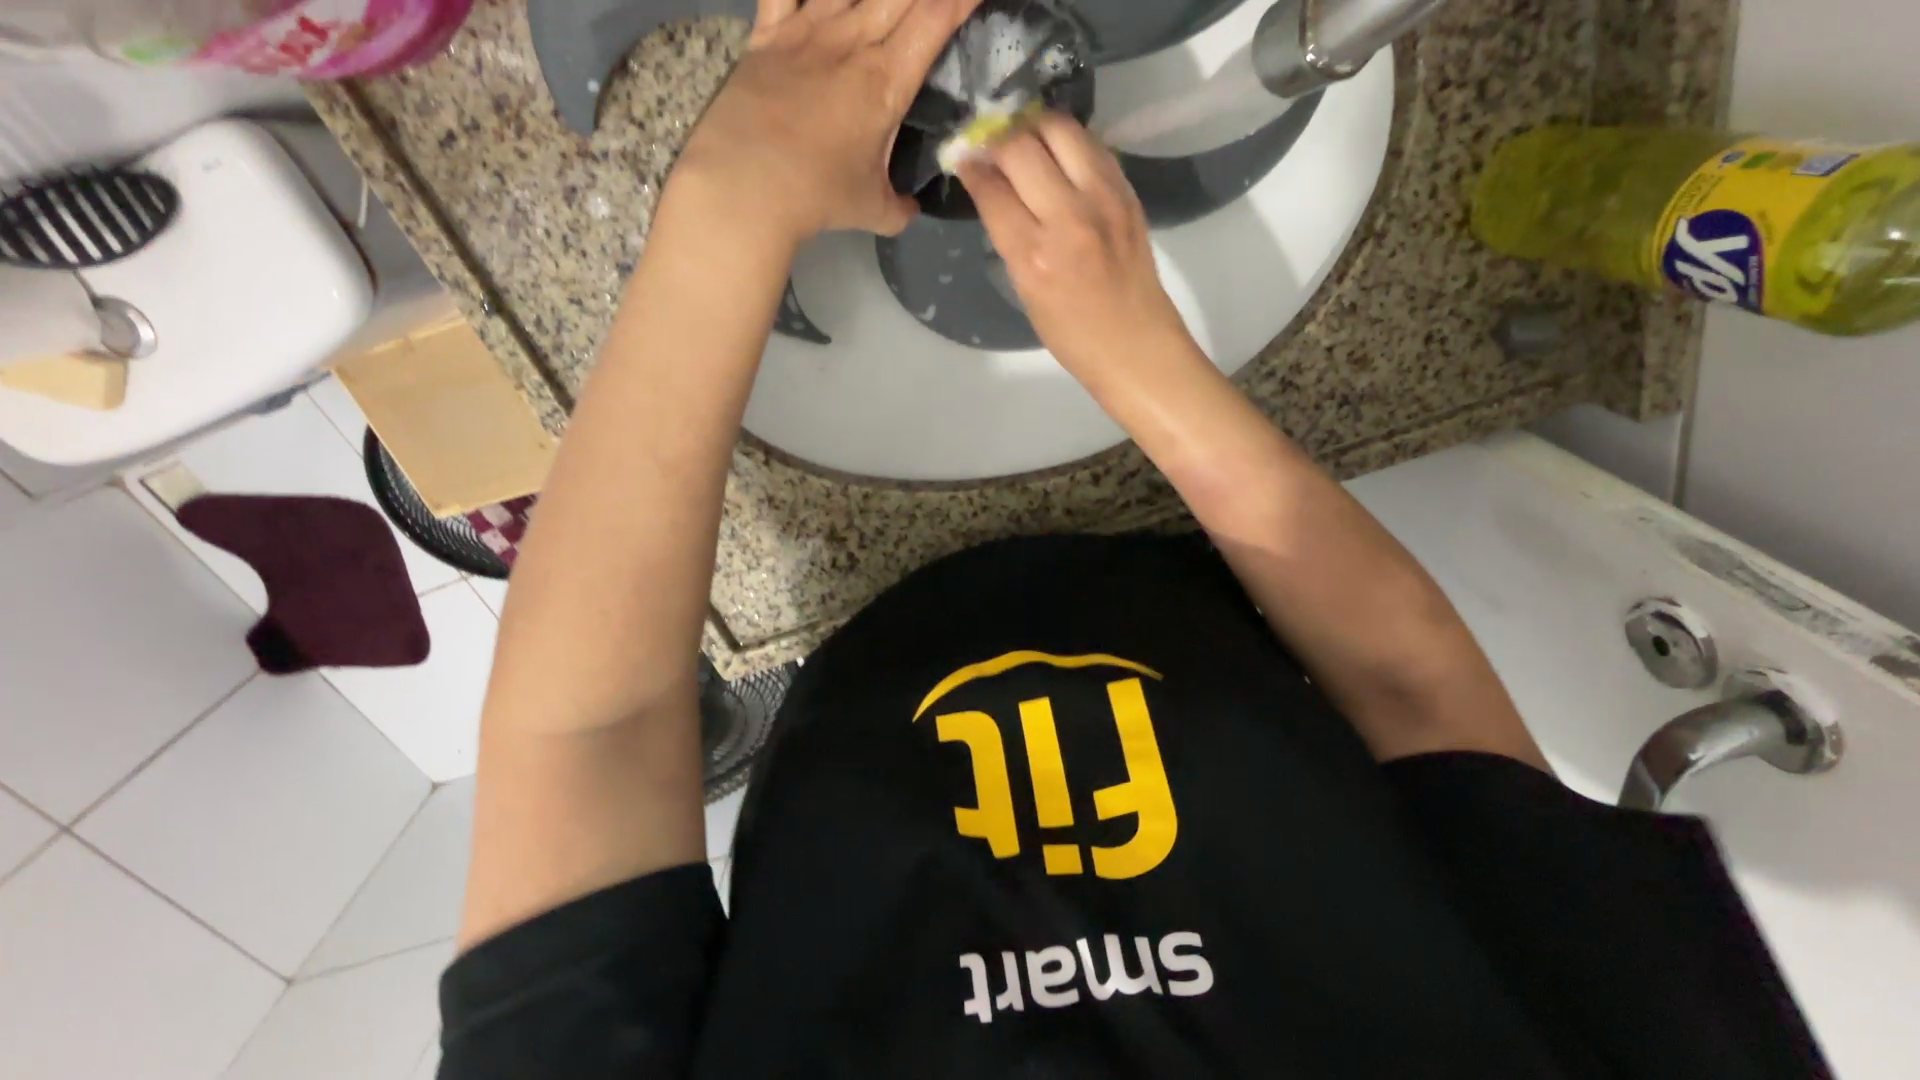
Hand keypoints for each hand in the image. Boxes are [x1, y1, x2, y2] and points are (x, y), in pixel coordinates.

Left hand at [671, 0, 983, 245]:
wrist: (744, 185)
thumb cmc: (817, 196)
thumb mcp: (872, 210)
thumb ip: (899, 206)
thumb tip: (911, 209)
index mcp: (886, 81)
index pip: (935, 19)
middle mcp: (851, 42)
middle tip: (935, 0)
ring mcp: (806, 31)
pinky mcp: (766, 34)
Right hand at [957, 112, 1193, 376]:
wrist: (1136, 344)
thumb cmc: (1072, 334)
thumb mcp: (1025, 290)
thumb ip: (1007, 234)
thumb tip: (989, 186)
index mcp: (1035, 255)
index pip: (992, 188)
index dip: (970, 165)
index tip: (961, 155)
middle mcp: (1069, 217)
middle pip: (1021, 146)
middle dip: (997, 138)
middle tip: (989, 143)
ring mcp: (1103, 198)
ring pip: (1059, 129)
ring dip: (1033, 127)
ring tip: (1022, 138)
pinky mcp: (1126, 191)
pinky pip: (1090, 144)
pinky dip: (1066, 140)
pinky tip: (1056, 152)